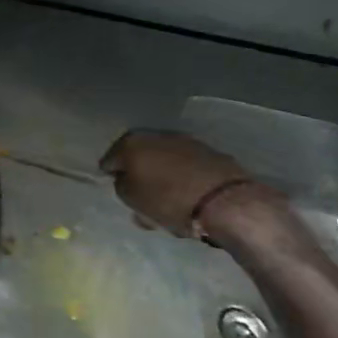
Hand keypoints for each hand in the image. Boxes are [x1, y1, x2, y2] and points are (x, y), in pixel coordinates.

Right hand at [99, 129, 256, 237]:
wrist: (227, 202)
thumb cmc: (170, 200)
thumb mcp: (133, 199)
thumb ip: (121, 186)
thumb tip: (125, 179)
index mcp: (131, 143)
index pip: (110, 160)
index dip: (112, 177)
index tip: (120, 192)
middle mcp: (154, 135)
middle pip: (139, 158)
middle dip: (139, 175)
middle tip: (143, 199)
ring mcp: (184, 142)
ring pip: (164, 161)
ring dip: (162, 176)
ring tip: (169, 201)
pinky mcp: (210, 153)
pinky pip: (187, 167)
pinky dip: (183, 177)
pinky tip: (189, 195)